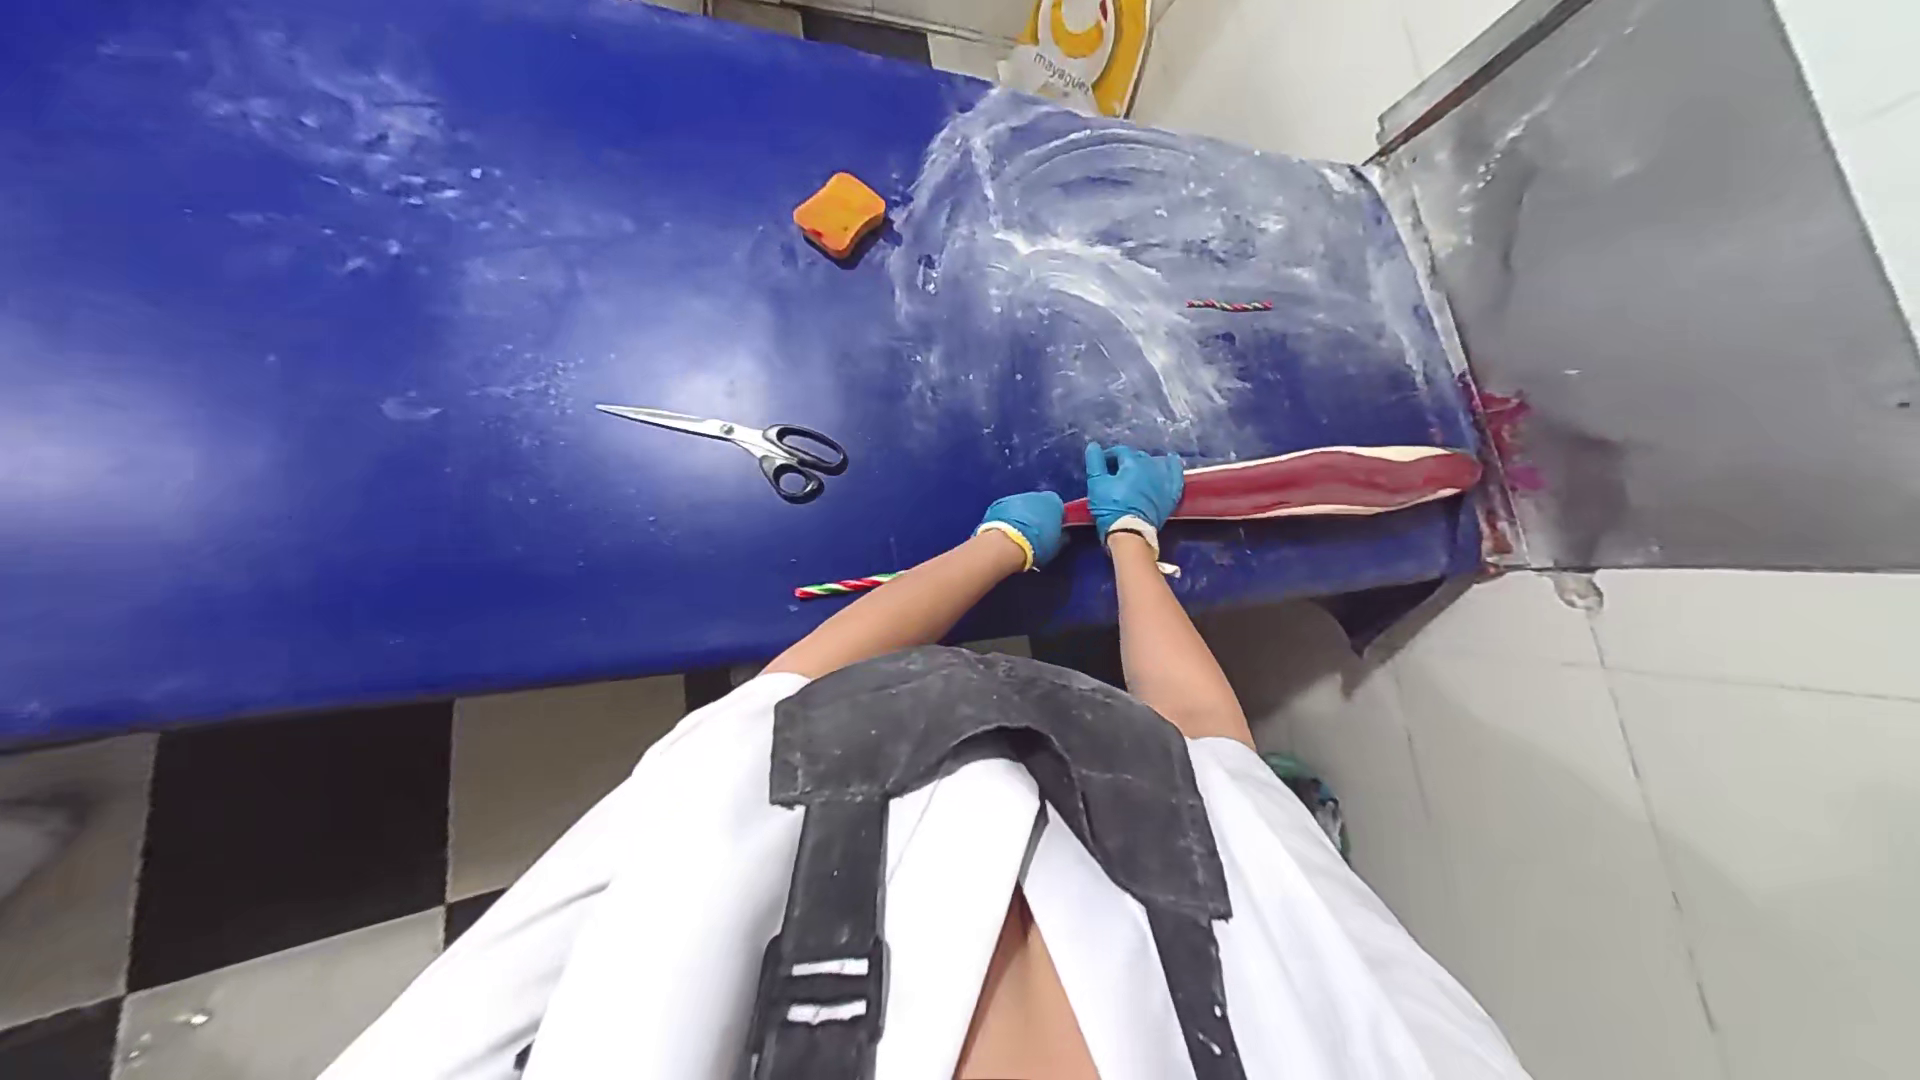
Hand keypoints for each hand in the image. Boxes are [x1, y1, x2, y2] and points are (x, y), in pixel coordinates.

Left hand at [975, 490, 1065, 571]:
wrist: (1006, 544)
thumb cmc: (1037, 544)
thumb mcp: (1057, 546)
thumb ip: (1062, 536)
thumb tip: (1063, 535)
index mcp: (1053, 501)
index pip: (1058, 507)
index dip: (1055, 519)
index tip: (1052, 531)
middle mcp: (1035, 495)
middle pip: (1039, 504)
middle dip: (1037, 516)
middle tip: (1034, 535)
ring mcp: (1014, 497)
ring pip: (1021, 506)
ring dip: (1021, 517)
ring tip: (1017, 535)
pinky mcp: (997, 504)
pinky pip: (1006, 511)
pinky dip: (1006, 519)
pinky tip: (1004, 534)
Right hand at [1085, 442, 1183, 554]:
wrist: (1130, 532)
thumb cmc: (1110, 507)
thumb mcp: (1096, 484)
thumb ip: (1095, 463)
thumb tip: (1093, 445)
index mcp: (1132, 462)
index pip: (1120, 452)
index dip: (1109, 456)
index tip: (1102, 465)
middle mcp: (1151, 466)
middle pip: (1138, 457)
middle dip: (1126, 461)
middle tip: (1116, 473)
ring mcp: (1164, 479)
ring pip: (1157, 462)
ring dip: (1147, 463)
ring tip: (1138, 470)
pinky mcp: (1172, 493)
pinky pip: (1176, 474)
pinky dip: (1172, 466)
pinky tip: (1171, 461)